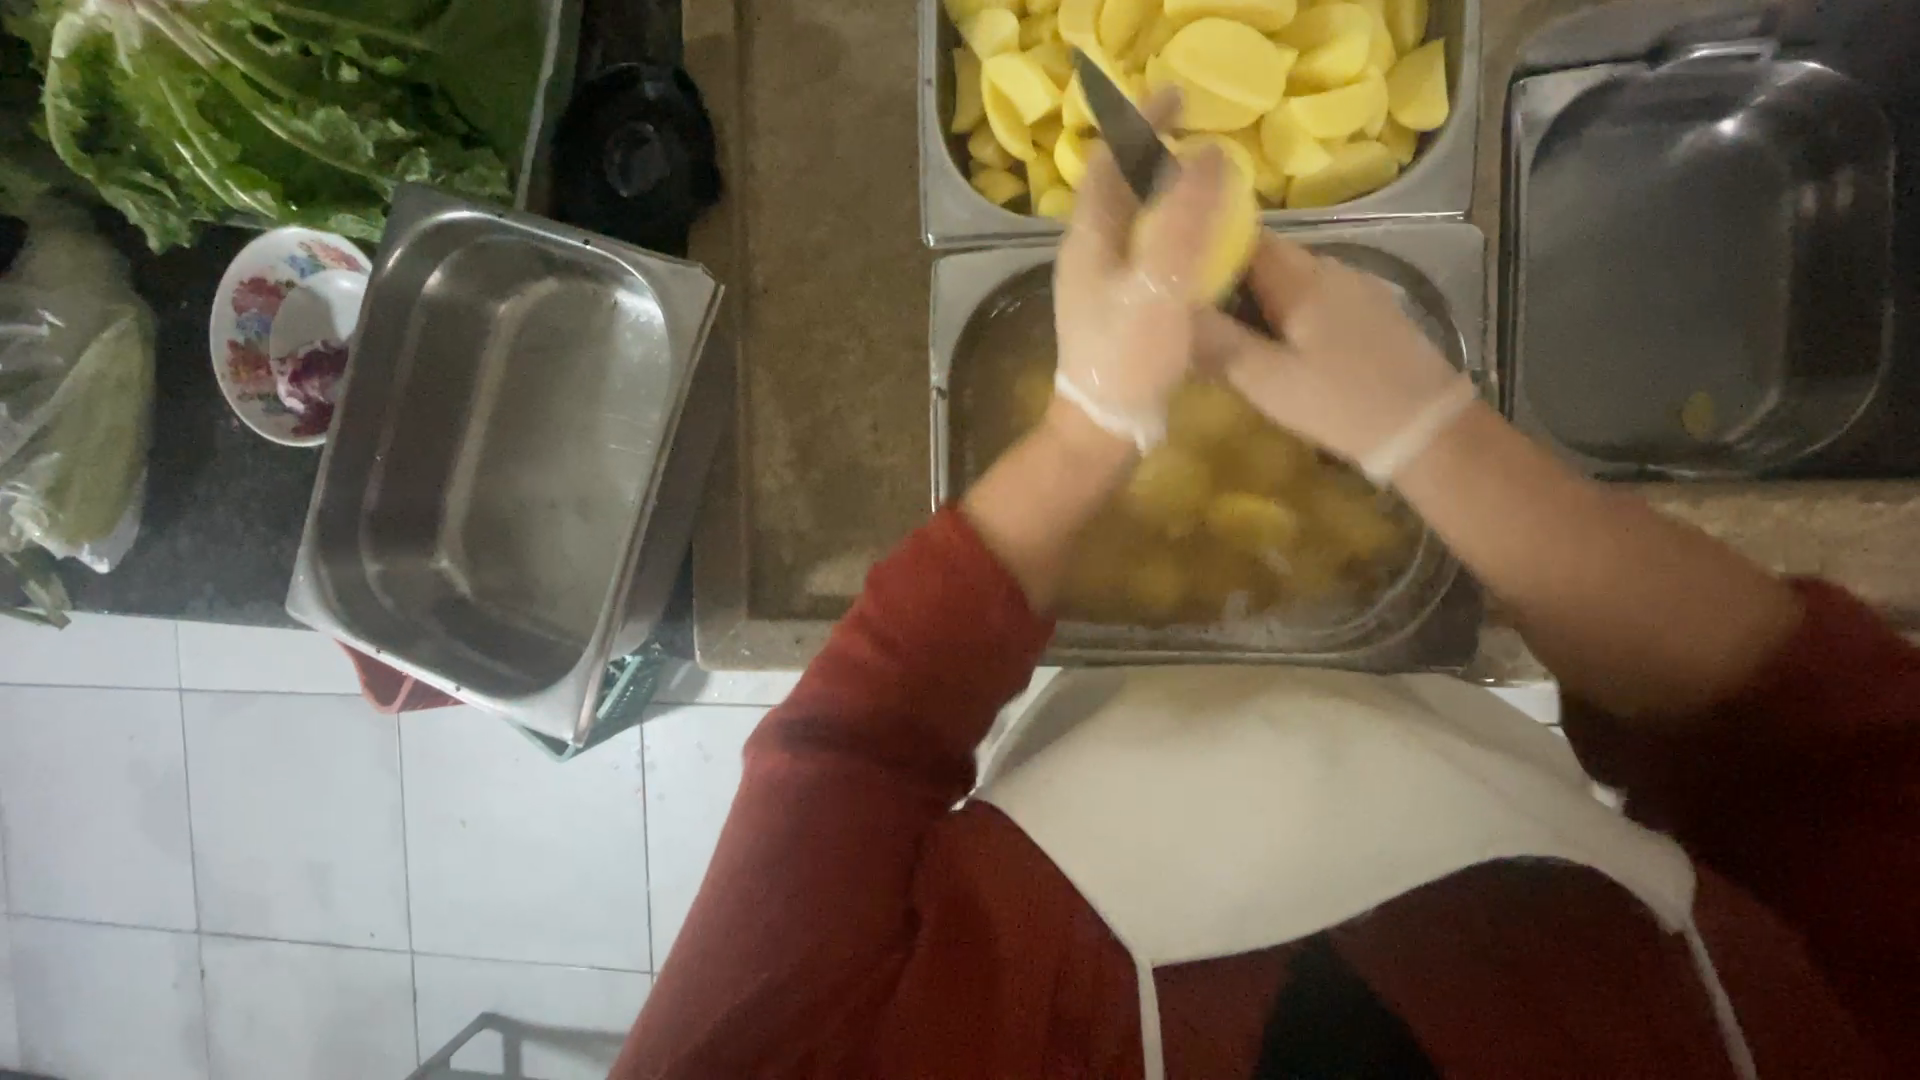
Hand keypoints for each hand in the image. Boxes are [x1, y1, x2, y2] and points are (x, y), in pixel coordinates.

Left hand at [1052, 92, 1228, 451]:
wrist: (1100, 429)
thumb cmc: (1126, 359)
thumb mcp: (1159, 287)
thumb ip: (1184, 222)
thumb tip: (1208, 157)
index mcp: (1088, 242)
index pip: (1108, 163)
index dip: (1139, 123)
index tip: (1178, 95)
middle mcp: (1086, 258)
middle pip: (1117, 191)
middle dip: (1153, 158)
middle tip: (1198, 142)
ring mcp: (1097, 287)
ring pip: (1130, 224)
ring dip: (1163, 197)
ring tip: (1203, 187)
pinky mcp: (1114, 313)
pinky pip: (1142, 256)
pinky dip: (1169, 237)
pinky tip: (1196, 248)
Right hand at [1195, 232, 1469, 477]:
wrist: (1424, 428)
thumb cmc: (1338, 403)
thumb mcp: (1266, 380)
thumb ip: (1217, 342)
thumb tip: (1172, 312)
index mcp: (1302, 279)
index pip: (1248, 238)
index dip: (1210, 249)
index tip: (1180, 274)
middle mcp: (1331, 269)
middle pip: (1270, 256)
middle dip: (1231, 276)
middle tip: (1196, 310)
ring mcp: (1356, 287)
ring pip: (1293, 276)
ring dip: (1259, 294)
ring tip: (1230, 328)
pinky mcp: (1371, 311)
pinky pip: (1316, 295)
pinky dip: (1287, 309)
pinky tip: (1277, 342)